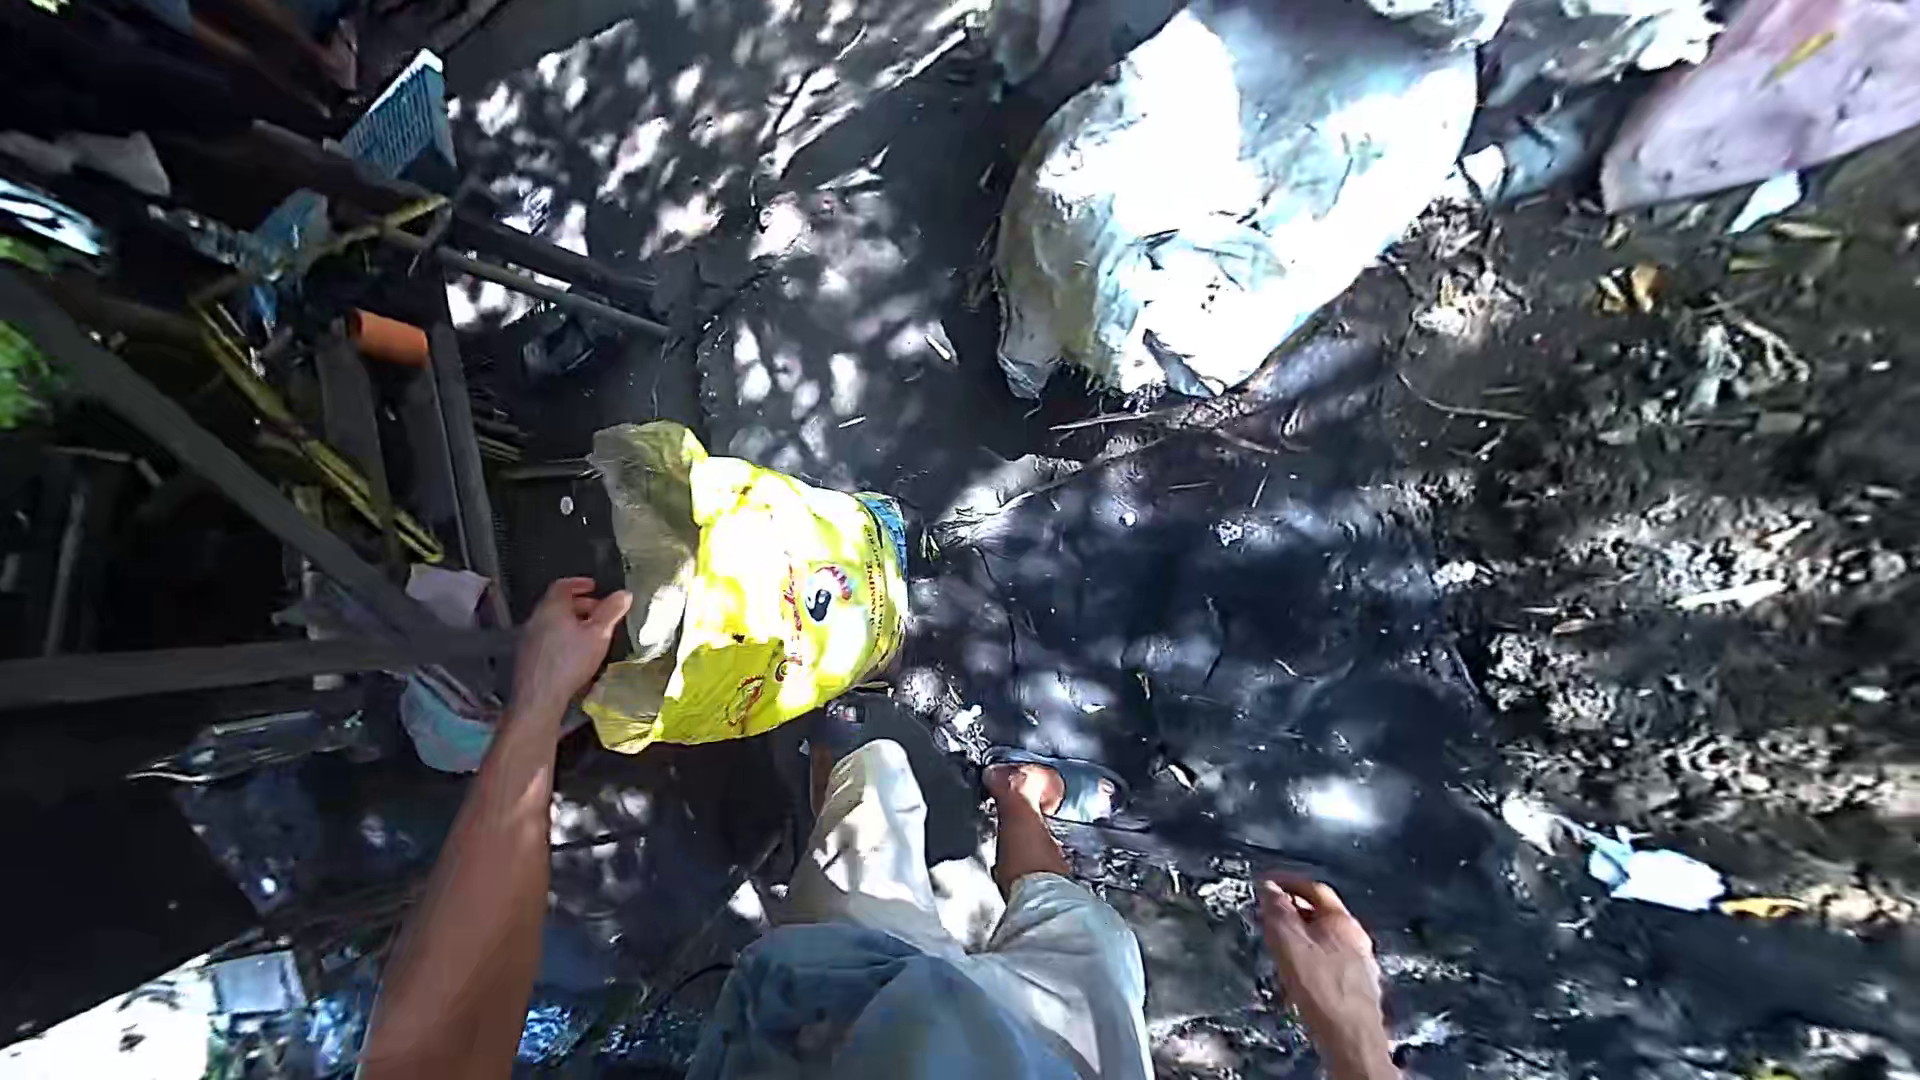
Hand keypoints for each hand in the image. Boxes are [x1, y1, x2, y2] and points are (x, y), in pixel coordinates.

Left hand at [510, 578, 631, 711]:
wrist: (540, 697)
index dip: (579, 583)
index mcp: (552, 608)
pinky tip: (576, 649)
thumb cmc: (571, 660)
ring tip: (592, 631)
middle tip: (600, 611)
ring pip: (552, 620)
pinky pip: (547, 635)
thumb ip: (611, 611)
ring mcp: (528, 637)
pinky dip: (563, 633)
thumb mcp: (599, 633)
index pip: (562, 585)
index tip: (594, 586)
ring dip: (572, 620)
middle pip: (557, 603)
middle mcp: (536, 619)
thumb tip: (624, 593)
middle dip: (581, 603)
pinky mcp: (527, 655)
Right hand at [1256, 874, 1397, 1079]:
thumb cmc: (1319, 986)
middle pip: (1320, 913)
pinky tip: (1297, 969)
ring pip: (1325, 938)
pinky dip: (1310, 955)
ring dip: (1300, 933)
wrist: (1351, 1043)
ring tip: (1277, 940)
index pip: (1313, 888)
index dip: (1287, 881)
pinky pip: (1330, 959)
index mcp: (1343, 922)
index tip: (1266, 884)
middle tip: (1267, 912)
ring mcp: (1362, 966)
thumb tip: (1268, 887)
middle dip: (1292, 909)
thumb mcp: (1287, 940)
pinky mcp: (1359, 990)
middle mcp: (1358, 939)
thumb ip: (1276, 909)